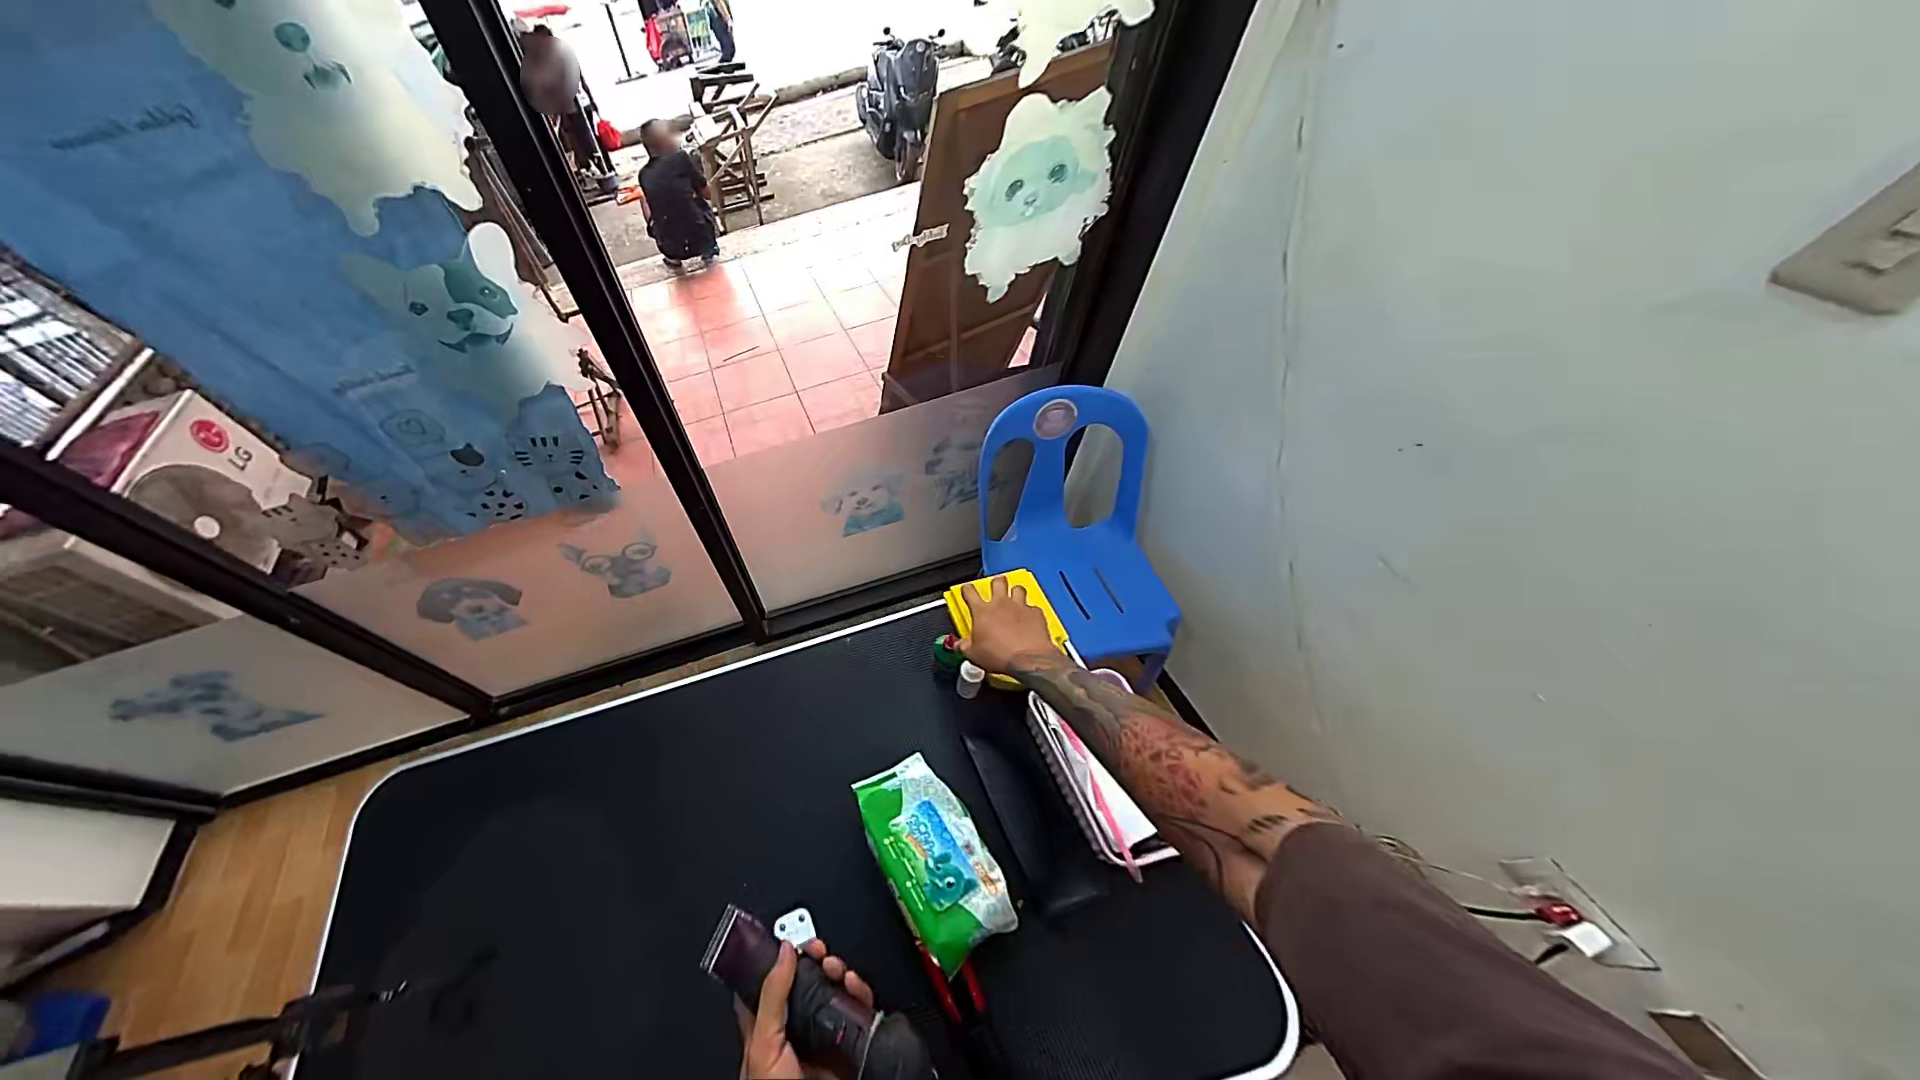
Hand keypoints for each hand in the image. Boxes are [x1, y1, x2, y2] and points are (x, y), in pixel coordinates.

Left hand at [736, 939, 874, 1079]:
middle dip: (816, 960)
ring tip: (836, 968)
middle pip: (808, 982)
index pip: (772, 983)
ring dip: (839, 972)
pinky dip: (860, 993)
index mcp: (768, 1030)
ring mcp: (824, 1039)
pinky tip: (854, 986)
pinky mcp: (850, 1047)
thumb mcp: (762, 1047)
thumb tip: (782, 950)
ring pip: (835, 993)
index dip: (780, 957)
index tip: (791, 937)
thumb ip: (772, 997)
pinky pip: (860, 1012)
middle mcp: (797, 1031)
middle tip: (818, 950)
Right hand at [958, 575, 1057, 674]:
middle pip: (998, 582)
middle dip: (996, 582)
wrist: (1027, 659)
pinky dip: (1030, 611)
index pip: (970, 592)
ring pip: (1018, 588)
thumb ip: (965, 646)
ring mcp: (1020, 606)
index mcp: (982, 611)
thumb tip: (960, 645)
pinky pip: (1033, 607)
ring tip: (1014, 597)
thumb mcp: (974, 654)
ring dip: (1015, 592)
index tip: (967, 590)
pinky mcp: (1035, 613)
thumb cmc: (1001, 655)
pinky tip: (1029, 618)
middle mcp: (1001, 604)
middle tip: (995, 586)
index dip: (967, 589)